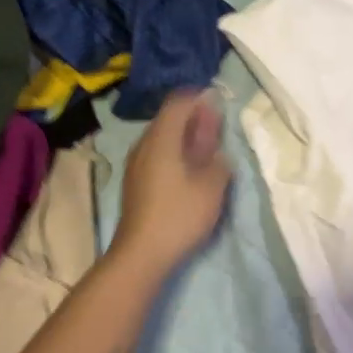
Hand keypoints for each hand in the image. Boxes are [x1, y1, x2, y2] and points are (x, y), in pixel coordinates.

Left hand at [113, 90, 232, 271]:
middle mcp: (144, 144)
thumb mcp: (211, 187)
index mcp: (161, 138)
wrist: (141, 253)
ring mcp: (135, 164)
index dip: (199, 99)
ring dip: (183, 137)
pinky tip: (188, 170)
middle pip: (168, 119)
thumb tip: (217, 148)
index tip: (218, 105)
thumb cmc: (179, 216)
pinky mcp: (134, 182)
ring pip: (161, 138)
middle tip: (216, 127)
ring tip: (206, 150)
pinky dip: (174, 153)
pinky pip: (156, 155)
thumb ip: (218, 160)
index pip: (178, 103)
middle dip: (193, 118)